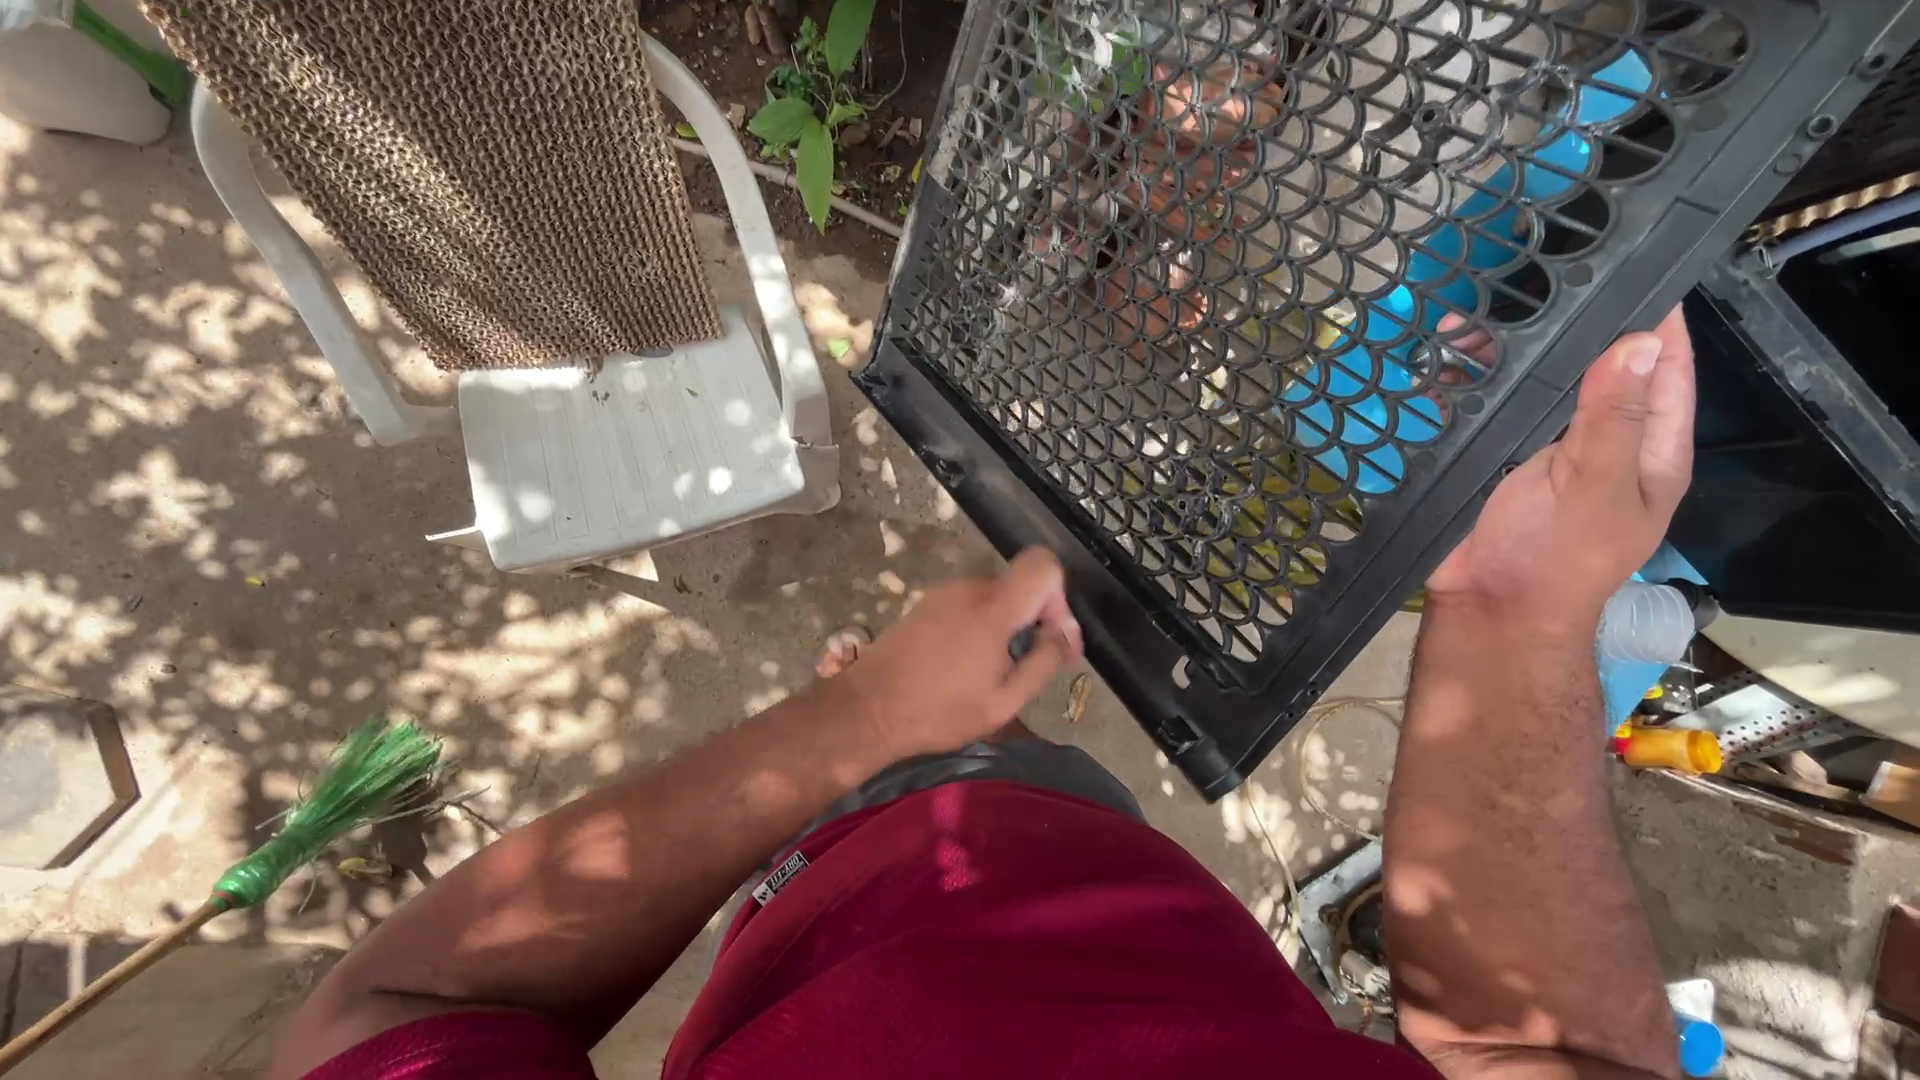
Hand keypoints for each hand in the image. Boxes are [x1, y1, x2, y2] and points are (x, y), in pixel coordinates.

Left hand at [831, 548, 1083, 759]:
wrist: (866, 709)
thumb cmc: (939, 711)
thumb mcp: (1004, 700)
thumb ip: (1043, 660)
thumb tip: (1068, 632)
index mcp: (993, 607)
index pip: (1043, 565)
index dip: (1058, 597)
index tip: (1050, 638)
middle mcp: (969, 588)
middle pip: (1020, 586)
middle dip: (1032, 622)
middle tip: (1024, 669)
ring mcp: (943, 593)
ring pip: (995, 599)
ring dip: (1004, 629)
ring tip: (989, 676)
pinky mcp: (925, 604)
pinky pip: (969, 606)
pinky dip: (979, 629)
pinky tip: (963, 668)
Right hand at [1426, 307, 1694, 630]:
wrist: (1485, 608)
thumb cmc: (1553, 554)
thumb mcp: (1594, 483)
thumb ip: (1613, 416)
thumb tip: (1638, 341)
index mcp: (1647, 450)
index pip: (1665, 371)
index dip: (1655, 323)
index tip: (1631, 270)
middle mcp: (1598, 445)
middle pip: (1591, 374)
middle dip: (1562, 333)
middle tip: (1524, 289)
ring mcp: (1541, 455)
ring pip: (1531, 392)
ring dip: (1503, 360)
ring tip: (1465, 326)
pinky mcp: (1492, 465)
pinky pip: (1486, 417)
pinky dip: (1466, 391)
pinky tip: (1442, 368)